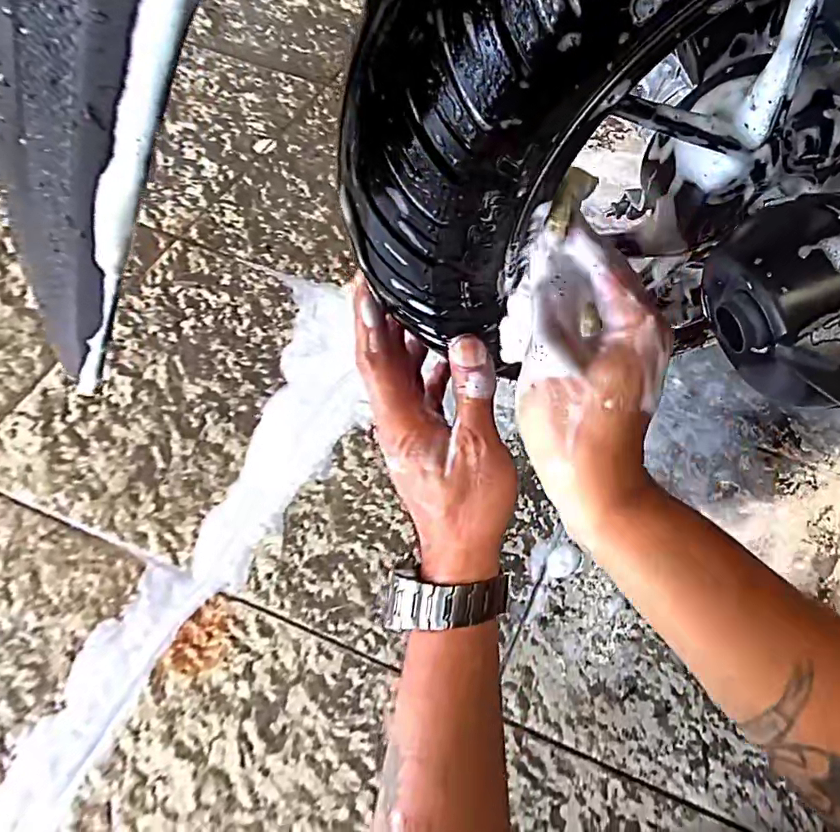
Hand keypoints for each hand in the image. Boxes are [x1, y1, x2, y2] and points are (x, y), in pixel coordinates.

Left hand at [354, 277, 517, 583]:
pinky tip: (444, 356)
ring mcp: (408, 431)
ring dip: (404, 341)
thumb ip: (470, 393)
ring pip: (400, 375)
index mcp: (400, 424)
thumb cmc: (467, 510)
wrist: (461, 551)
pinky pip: (419, 391)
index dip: (367, 320)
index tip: (363, 287)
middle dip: (381, 321)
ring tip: (416, 310)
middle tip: (388, 287)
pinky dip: (427, 367)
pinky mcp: (424, 437)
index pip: (375, 360)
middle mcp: (397, 424)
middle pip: (381, 362)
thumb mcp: (477, 448)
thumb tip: (465, 347)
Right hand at [510, 226, 672, 545]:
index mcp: (637, 323)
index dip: (572, 239)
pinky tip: (552, 310)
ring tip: (540, 275)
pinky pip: (606, 320)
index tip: (552, 218)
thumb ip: (545, 308)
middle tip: (542, 243)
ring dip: (573, 286)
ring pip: (607, 298)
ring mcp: (645, 347)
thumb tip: (540, 272)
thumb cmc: (575, 436)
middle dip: (572, 260)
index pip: (603, 262)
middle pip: (609, 275)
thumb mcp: (548, 362)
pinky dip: (581, 311)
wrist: (600, 485)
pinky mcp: (633, 362)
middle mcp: (650, 329)